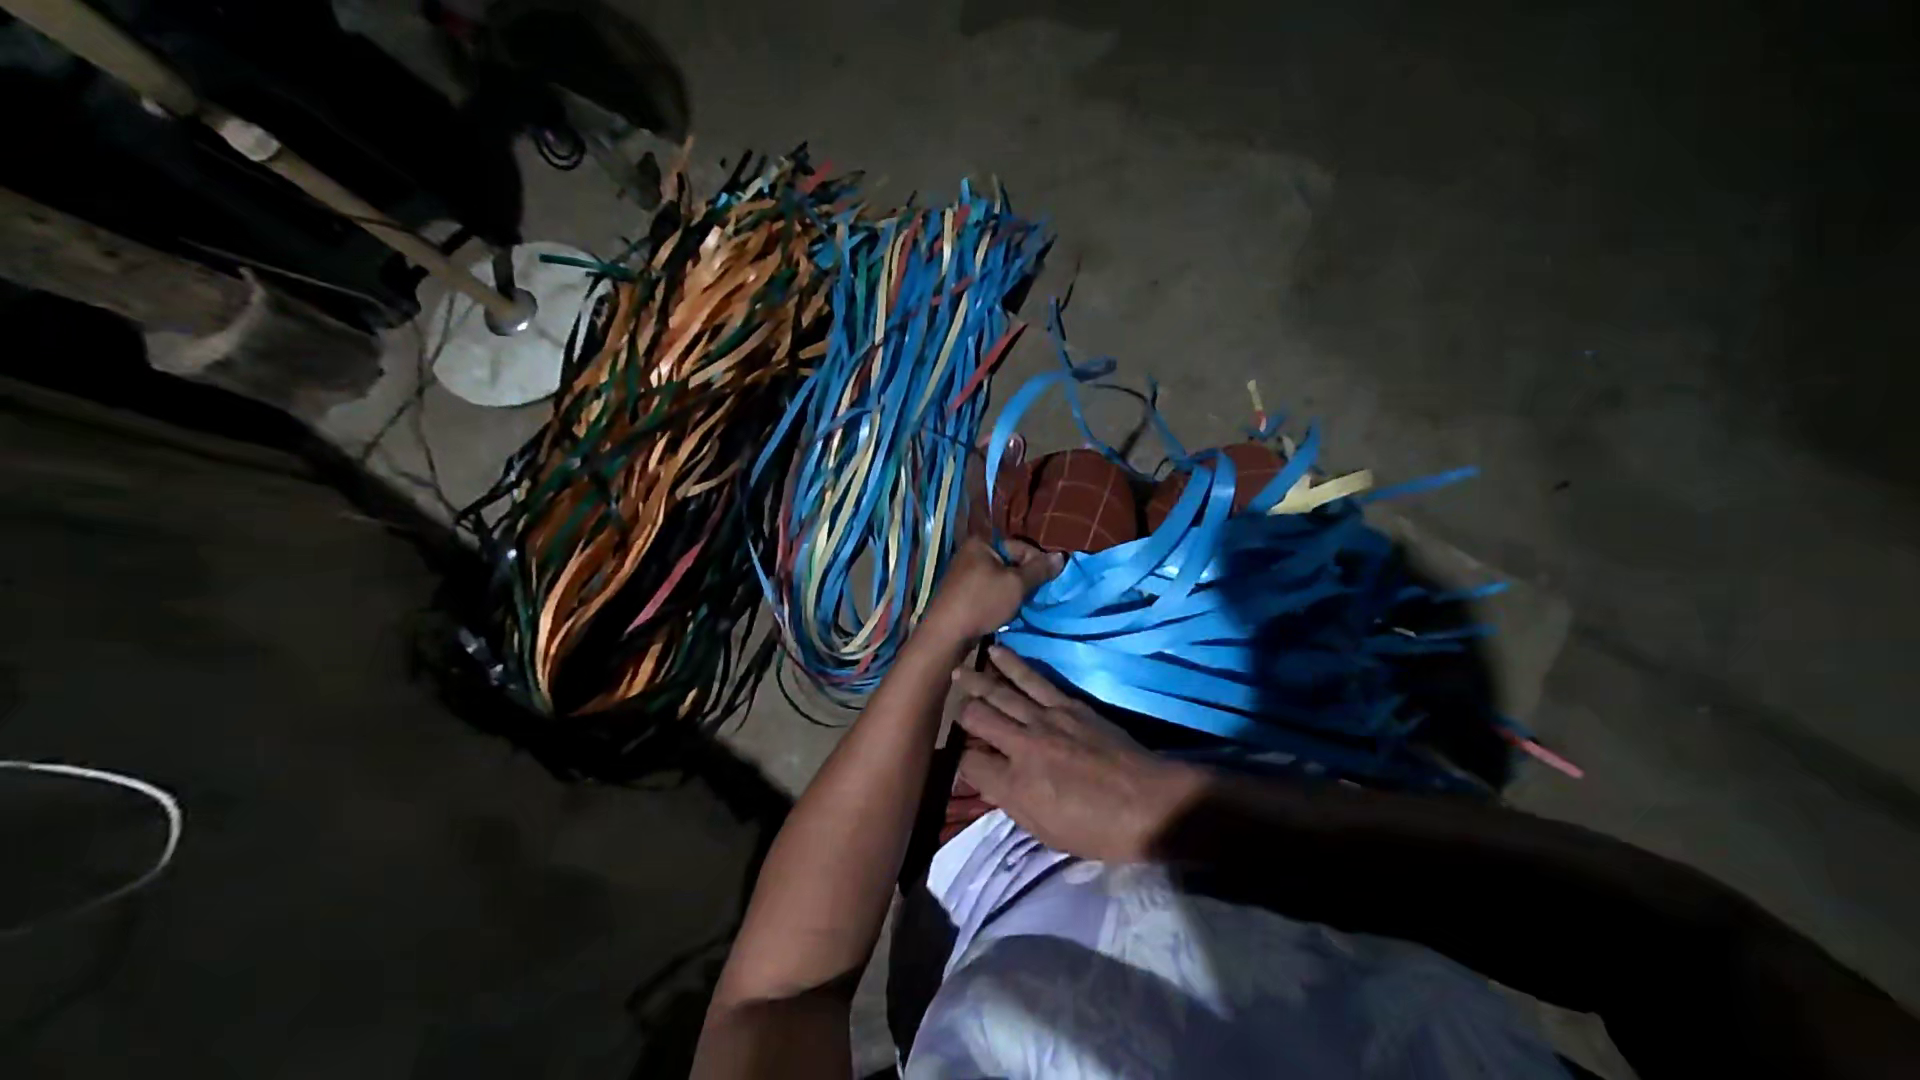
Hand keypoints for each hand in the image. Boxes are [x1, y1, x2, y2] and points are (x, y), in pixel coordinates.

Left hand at [921, 539, 1062, 641]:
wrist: (946, 634)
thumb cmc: (982, 602)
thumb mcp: (1016, 584)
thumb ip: (1039, 569)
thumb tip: (1061, 556)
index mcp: (981, 542)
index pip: (1020, 546)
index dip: (1037, 562)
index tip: (1049, 582)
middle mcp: (971, 553)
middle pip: (1010, 561)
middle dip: (1026, 578)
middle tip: (1038, 595)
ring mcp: (964, 573)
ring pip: (1000, 577)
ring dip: (1014, 590)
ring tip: (1024, 604)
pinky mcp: (963, 592)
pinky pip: (989, 589)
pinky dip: (1001, 598)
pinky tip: (1008, 611)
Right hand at [949, 646, 1206, 861]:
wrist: (1150, 803)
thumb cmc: (1097, 830)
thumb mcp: (1045, 832)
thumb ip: (1010, 801)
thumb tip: (988, 778)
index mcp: (1014, 786)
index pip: (968, 763)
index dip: (960, 762)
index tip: (963, 762)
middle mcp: (1022, 746)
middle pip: (976, 719)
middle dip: (961, 714)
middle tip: (953, 709)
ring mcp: (1045, 720)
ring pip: (999, 692)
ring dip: (975, 679)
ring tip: (957, 670)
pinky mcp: (1067, 704)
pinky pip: (1032, 679)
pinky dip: (1011, 663)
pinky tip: (996, 651)